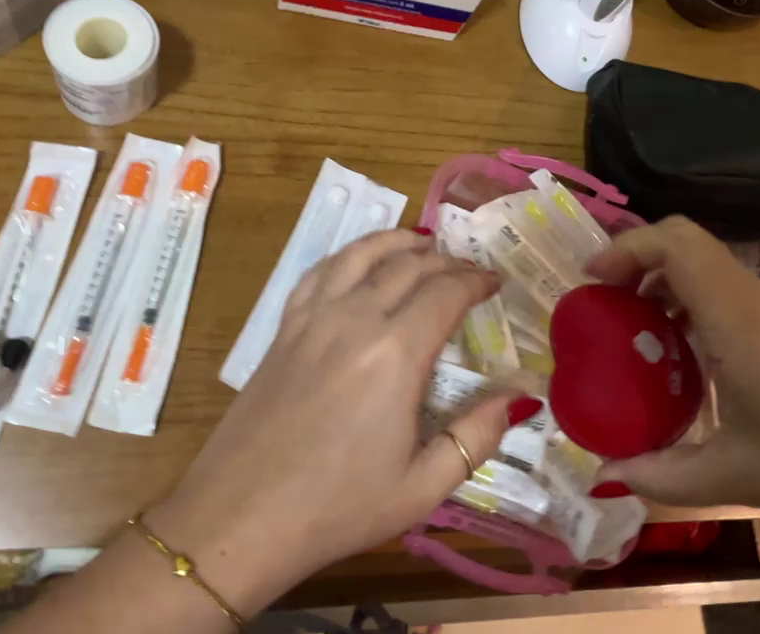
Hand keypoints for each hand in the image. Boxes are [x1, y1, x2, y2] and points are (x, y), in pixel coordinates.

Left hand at [149, 230, 518, 611]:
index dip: (475, 281)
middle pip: (408, 266)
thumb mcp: (421, 489)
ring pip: (361, 255)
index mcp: (395, 354)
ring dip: (397, 242)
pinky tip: (359, 261)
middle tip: (468, 270)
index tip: (495, 283)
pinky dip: (349, 255)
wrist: (241, 517)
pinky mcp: (284, 327)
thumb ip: (475, 437)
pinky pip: (320, 271)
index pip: (445, 293)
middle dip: (445, 261)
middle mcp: (354, 318)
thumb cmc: (337, 508)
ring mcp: (313, 318)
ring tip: (422, 243)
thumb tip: (519, 397)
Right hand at [588, 217, 759, 541]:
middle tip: (608, 306)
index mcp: (736, 319)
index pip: (676, 242)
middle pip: (688, 246)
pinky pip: (735, 294)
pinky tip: (697, 360)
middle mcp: (759, 300)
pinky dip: (699, 306)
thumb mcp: (735, 476)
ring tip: (644, 335)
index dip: (627, 246)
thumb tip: (607, 475)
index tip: (593, 279)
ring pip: (712, 269)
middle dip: (638, 264)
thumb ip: (662, 476)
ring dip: (668, 286)